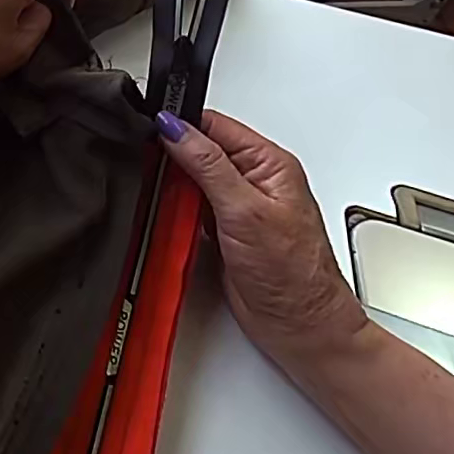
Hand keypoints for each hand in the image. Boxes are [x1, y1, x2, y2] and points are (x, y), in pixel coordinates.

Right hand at [155, 110, 369, 362]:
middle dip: (175, 161)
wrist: (299, 328)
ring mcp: (236, 207)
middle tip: (162, 176)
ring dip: (174, 192)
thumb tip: (178, 130)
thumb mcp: (245, 210)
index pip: (216, 126)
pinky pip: (189, 211)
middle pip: (200, 152)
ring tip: (172, 206)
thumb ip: (208, 165)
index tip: (155, 132)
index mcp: (268, 163)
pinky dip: (176, 216)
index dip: (184, 125)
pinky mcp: (222, 231)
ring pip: (191, 183)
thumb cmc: (294, 274)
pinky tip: (173, 223)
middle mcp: (252, 181)